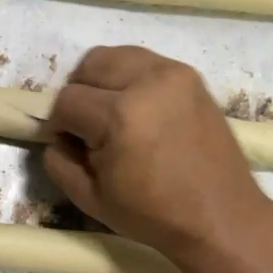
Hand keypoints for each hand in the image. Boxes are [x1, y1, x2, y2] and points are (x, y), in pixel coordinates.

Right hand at [42, 47, 272, 258]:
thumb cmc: (151, 215)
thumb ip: (60, 164)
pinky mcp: (191, 77)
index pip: (67, 100)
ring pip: (118, 56)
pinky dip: (130, 80)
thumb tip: (55, 140)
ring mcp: (173, 74)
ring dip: (103, 81)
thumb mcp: (91, 200)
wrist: (217, 215)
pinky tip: (135, 112)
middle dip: (78, 93)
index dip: (58, 124)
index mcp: (119, 116)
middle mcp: (147, 82)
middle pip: (90, 65)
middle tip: (83, 126)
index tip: (65, 145)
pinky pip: (146, 63)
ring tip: (108, 116)